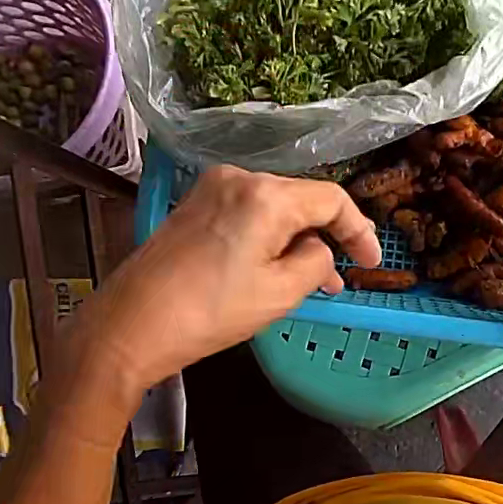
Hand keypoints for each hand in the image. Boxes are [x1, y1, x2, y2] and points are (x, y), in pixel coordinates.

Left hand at [64, 165, 380, 393]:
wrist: (131, 325)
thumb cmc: (213, 311)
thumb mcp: (282, 292)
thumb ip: (317, 260)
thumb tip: (317, 248)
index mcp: (266, 196)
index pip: (332, 199)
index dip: (359, 230)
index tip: (371, 263)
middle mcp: (241, 178)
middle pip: (304, 199)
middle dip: (330, 236)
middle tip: (346, 273)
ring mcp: (214, 189)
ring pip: (279, 208)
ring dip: (302, 239)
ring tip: (317, 280)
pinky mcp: (197, 205)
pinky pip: (252, 213)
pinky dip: (274, 237)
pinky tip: (281, 266)